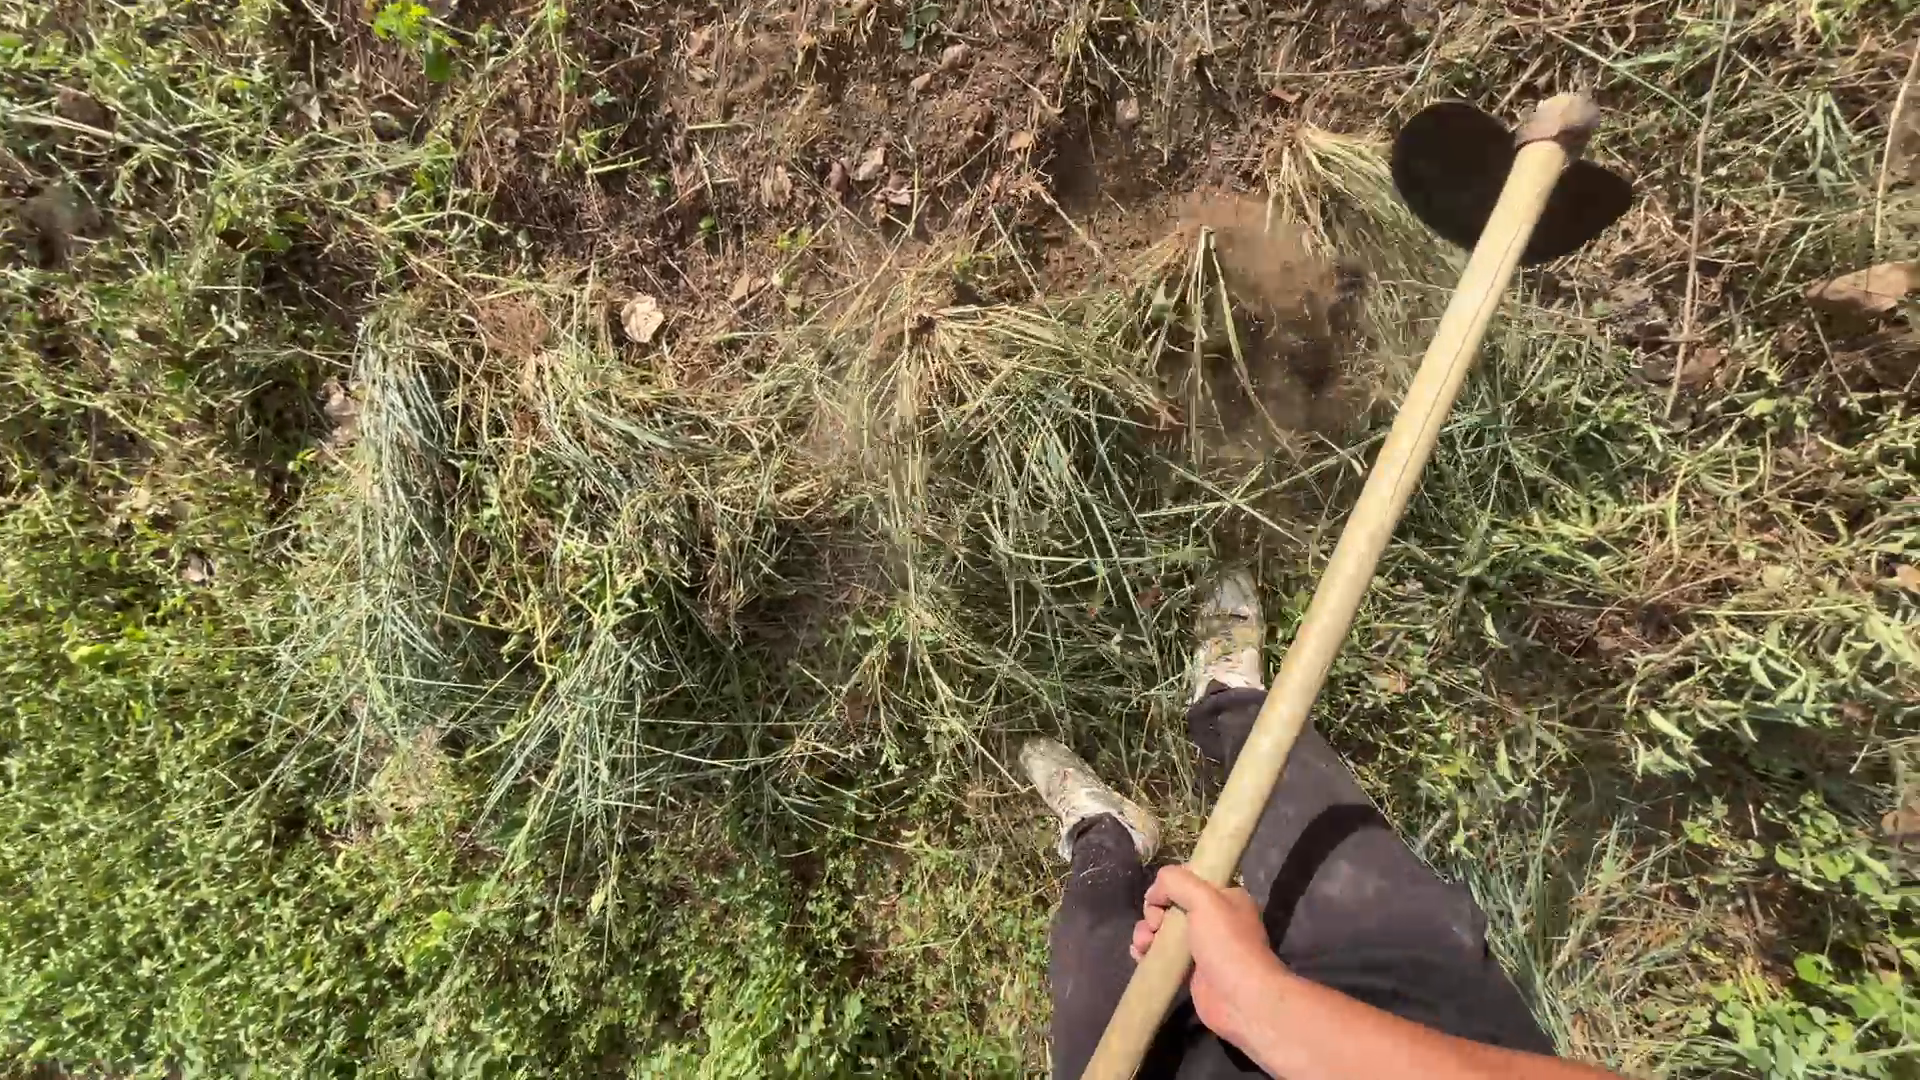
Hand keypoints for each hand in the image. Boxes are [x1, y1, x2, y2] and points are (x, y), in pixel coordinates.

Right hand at [1131, 865, 1291, 1057]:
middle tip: (1155, 924)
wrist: (1243, 1002)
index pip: (1188, 881)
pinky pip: (1162, 954)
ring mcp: (1201, 947)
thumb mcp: (1204, 899)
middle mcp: (1214, 919)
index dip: (1168, 886)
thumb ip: (1175, 881)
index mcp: (1225, 897)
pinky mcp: (1190, 972)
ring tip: (1142, 944)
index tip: (1158, 898)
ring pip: (1163, 930)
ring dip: (1146, 932)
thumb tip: (1153, 893)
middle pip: (1171, 905)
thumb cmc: (1227, 944)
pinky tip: (1139, 955)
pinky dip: (1147, 952)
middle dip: (1154, 912)